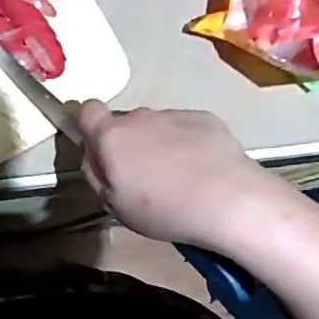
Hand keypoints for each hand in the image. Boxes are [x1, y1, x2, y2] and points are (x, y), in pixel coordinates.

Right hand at [78, 102, 296, 250]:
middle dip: (127, 144)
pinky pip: (184, 128)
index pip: (88, 110)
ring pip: (155, 126)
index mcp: (111, 136)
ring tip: (176, 177)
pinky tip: (199, 169)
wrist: (229, 201)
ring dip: (157, 144)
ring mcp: (175, 115)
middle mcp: (140, 117)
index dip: (91, 128)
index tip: (101, 151)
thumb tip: (95, 155)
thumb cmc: (161, 208)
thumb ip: (96, 174)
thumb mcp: (113, 204)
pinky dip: (186, 143)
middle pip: (124, 123)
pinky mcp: (206, 118)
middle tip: (141, 177)